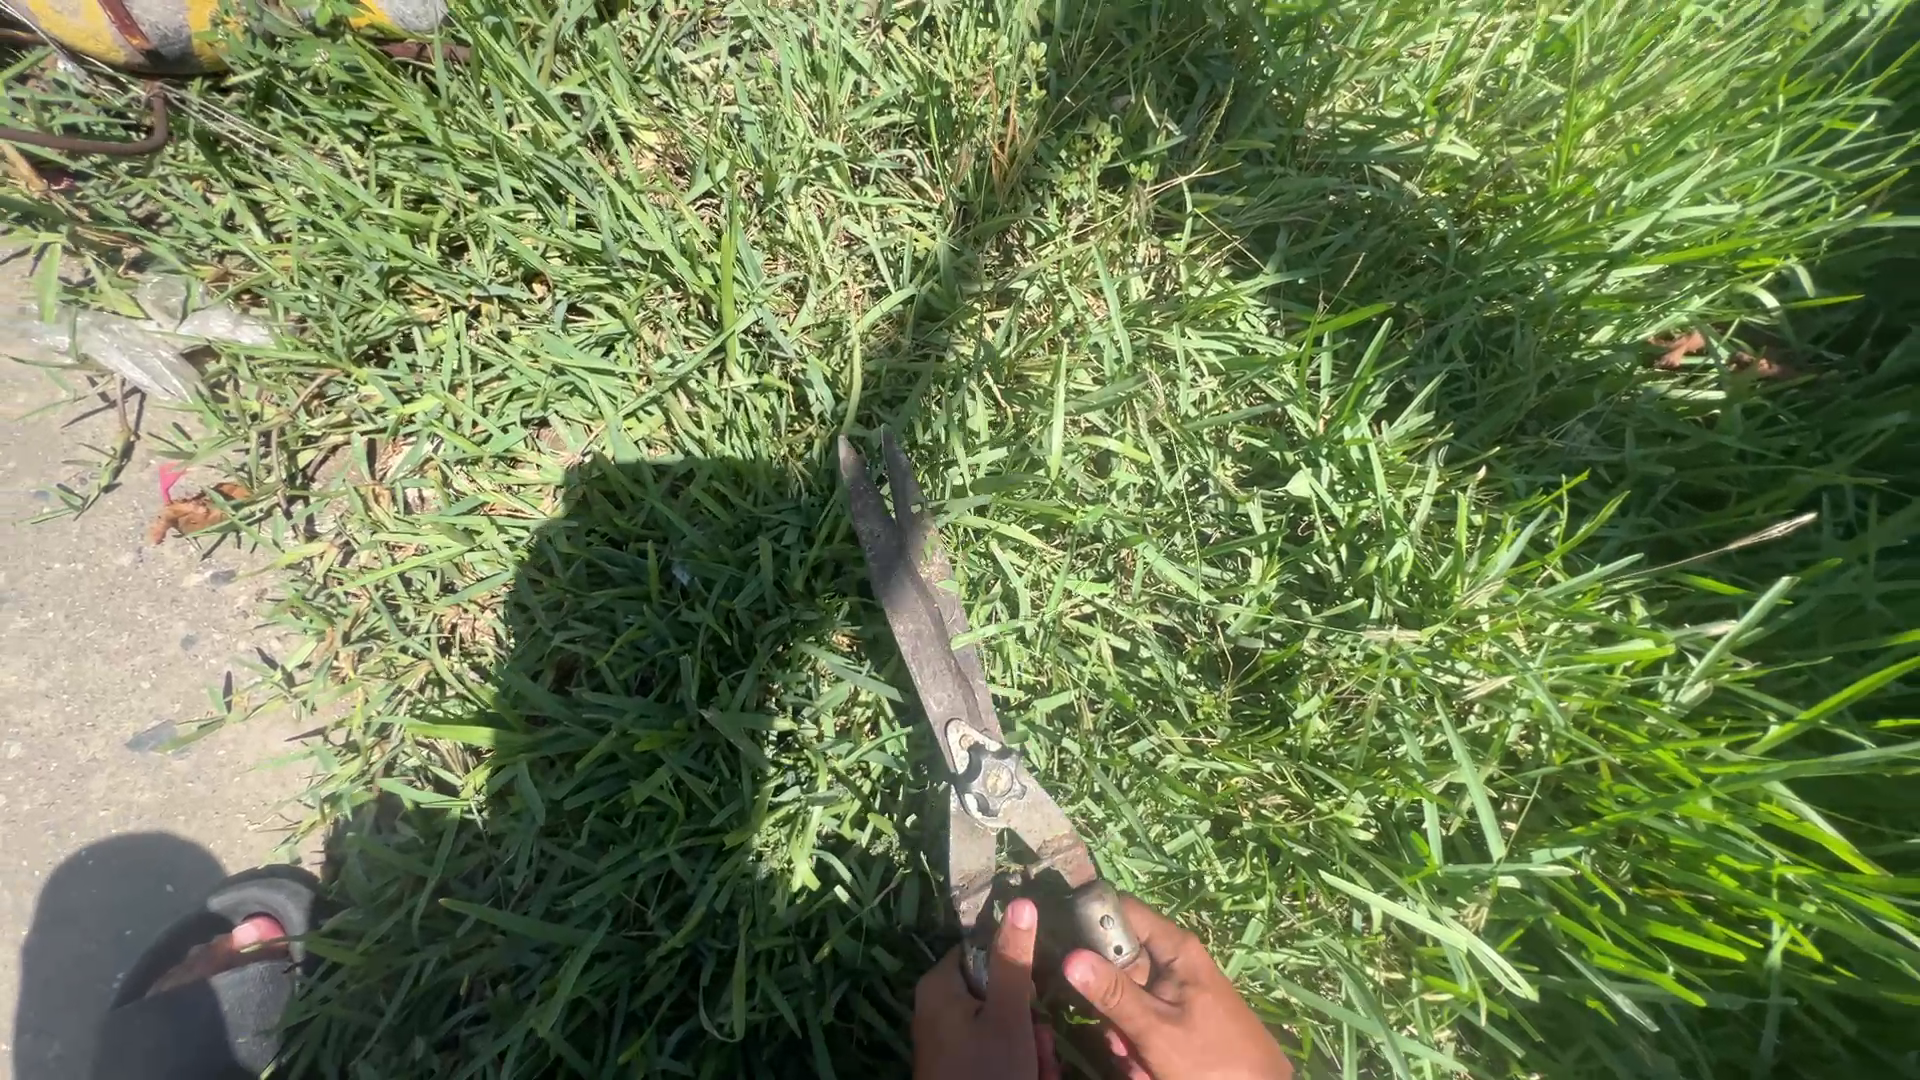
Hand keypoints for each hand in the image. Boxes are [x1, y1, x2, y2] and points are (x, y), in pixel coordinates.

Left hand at [913, 897, 1058, 1079]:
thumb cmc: (985, 1074)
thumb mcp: (1007, 1015)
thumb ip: (1014, 959)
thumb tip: (1021, 900)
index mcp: (940, 985)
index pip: (982, 950)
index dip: (1013, 968)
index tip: (1036, 991)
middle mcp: (937, 1008)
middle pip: (996, 992)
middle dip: (1028, 1020)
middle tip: (1039, 1044)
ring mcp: (947, 1043)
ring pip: (1001, 1028)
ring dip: (1029, 1048)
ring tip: (1039, 1071)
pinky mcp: (958, 1070)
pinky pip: (994, 1054)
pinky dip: (1015, 1066)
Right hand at [1064, 895, 1291, 1079]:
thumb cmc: (1213, 1063)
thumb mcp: (1157, 1031)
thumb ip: (1113, 994)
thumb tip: (1068, 957)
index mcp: (1175, 946)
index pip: (1122, 908)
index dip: (1091, 920)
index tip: (1065, 947)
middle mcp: (1174, 959)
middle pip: (1119, 958)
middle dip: (1109, 999)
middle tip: (1112, 1034)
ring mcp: (1175, 988)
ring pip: (1127, 995)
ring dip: (1122, 1030)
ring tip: (1135, 1064)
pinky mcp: (1178, 1015)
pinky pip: (1143, 1017)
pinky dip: (1139, 1044)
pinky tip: (1147, 1071)